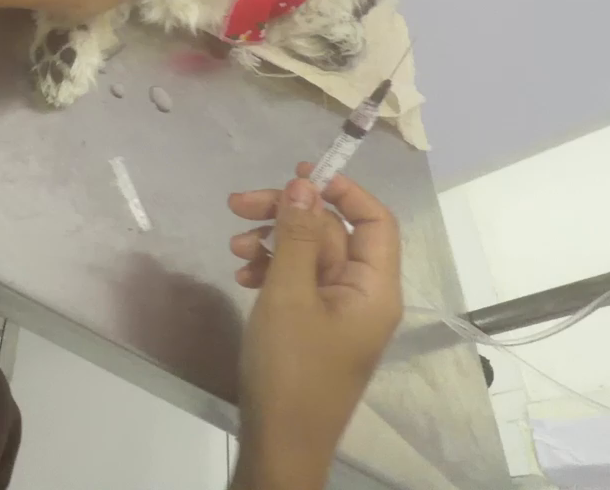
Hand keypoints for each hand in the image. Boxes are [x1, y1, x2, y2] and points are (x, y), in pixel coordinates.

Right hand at [227, 164, 402, 489]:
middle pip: (330, 232)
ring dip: (270, 241)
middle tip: (237, 204)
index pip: (375, 221)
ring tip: (234, 249)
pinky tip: (242, 275)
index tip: (296, 172)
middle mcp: (361, 293)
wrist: (279, 437)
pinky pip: (295, 277)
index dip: (342, 190)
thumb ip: (296, 235)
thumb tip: (305, 184)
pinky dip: (268, 268)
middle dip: (285, 214)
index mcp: (373, 287)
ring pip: (307, 252)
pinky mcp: (313, 322)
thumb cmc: (291, 365)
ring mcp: (336, 309)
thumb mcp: (288, 293)